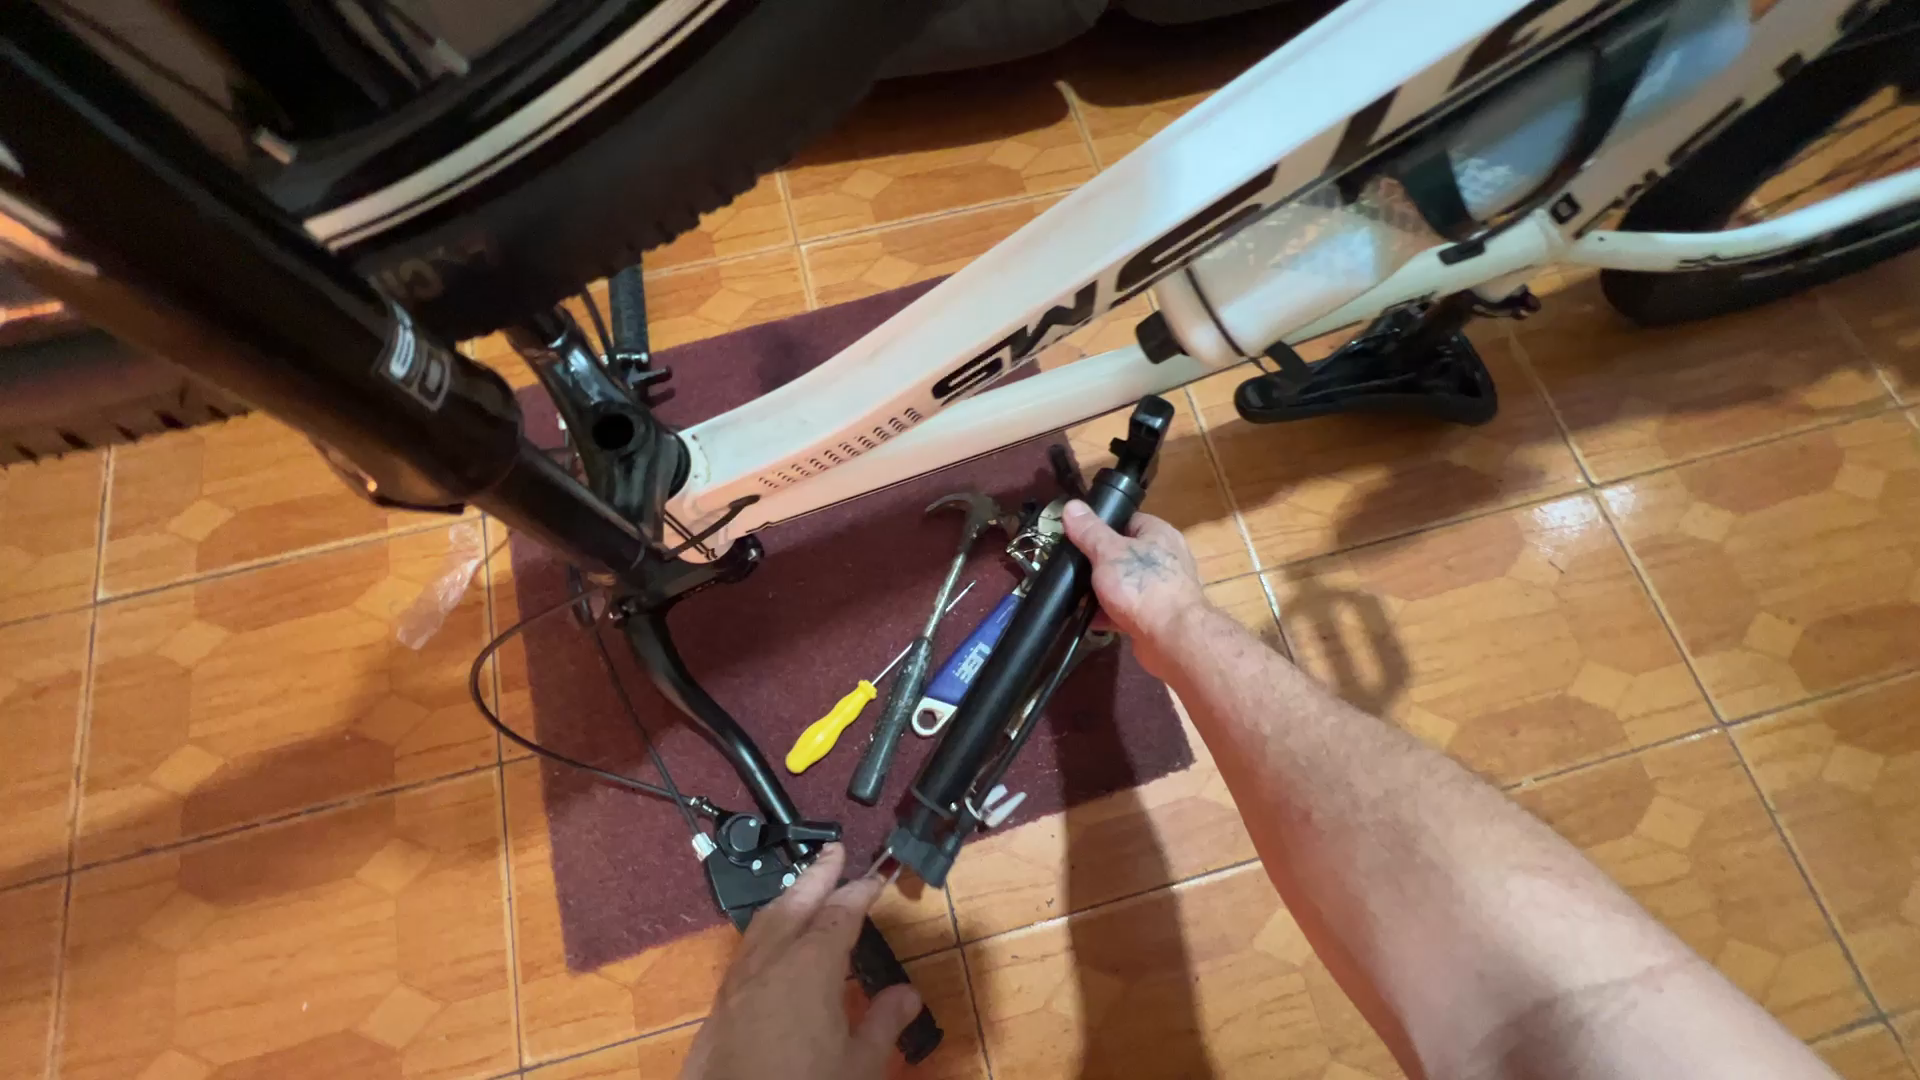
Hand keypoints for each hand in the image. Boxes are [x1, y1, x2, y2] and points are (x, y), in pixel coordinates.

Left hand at [682, 845, 921, 1079]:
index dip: (860, 891)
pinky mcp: (719, 1006)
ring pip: (766, 921)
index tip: (876, 877)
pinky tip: (775, 943)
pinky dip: (769, 928)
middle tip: (835, 850)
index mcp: (811, 965)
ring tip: (806, 887)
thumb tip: (908, 994)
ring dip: (790, 897)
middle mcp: (772, 960)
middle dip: (818, 874)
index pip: (841, 912)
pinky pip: (748, 947)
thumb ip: (883, 1024)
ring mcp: (740, 981)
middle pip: (797, 901)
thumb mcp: (857, 1067)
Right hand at [1061, 500, 1208, 679]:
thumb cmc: (1142, 587)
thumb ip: (1089, 531)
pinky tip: (1087, 618)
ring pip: (1124, 584)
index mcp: (1158, 534)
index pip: (1127, 521)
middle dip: (1097, 563)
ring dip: (1101, 591)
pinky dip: (1108, 614)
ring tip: (1074, 594)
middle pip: (1123, 554)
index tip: (1076, 535)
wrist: (1172, 639)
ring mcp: (1161, 589)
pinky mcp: (1155, 615)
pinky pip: (1126, 609)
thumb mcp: (1108, 553)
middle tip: (1071, 567)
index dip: (1101, 526)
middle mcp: (1164, 558)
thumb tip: (1071, 505)